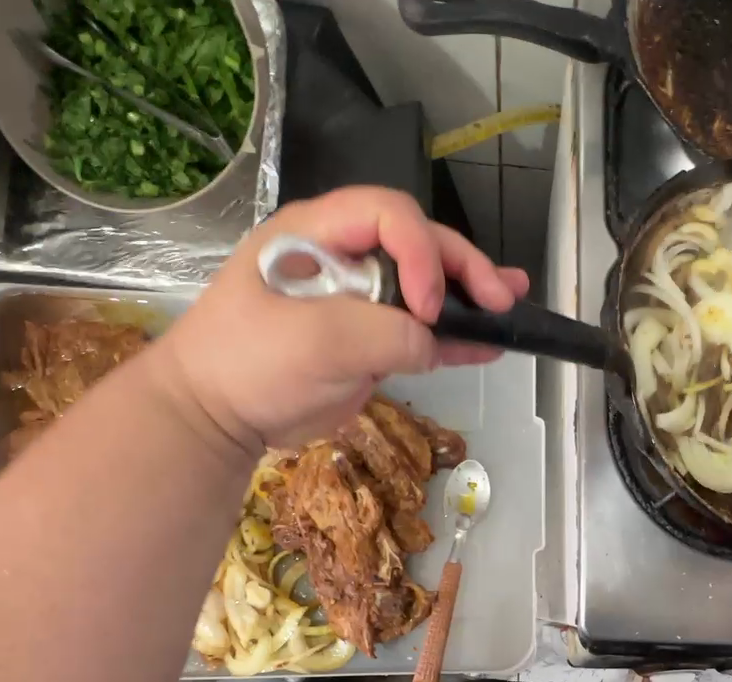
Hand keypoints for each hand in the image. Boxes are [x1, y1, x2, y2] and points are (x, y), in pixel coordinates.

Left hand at [157, 186, 530, 452]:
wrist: (218, 416)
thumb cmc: (251, 363)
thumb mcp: (316, 341)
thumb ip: (385, 334)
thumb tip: (433, 344)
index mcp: (317, 235)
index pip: (387, 214)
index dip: (420, 251)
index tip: (427, 306)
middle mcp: (345, 259)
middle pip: (418, 244)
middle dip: (462, 267)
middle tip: (499, 297)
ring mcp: (362, 302)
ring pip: (429, 285)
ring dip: (472, 293)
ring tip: (512, 302)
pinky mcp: (373, 342)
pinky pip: (425, 333)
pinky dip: (458, 337)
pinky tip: (492, 341)